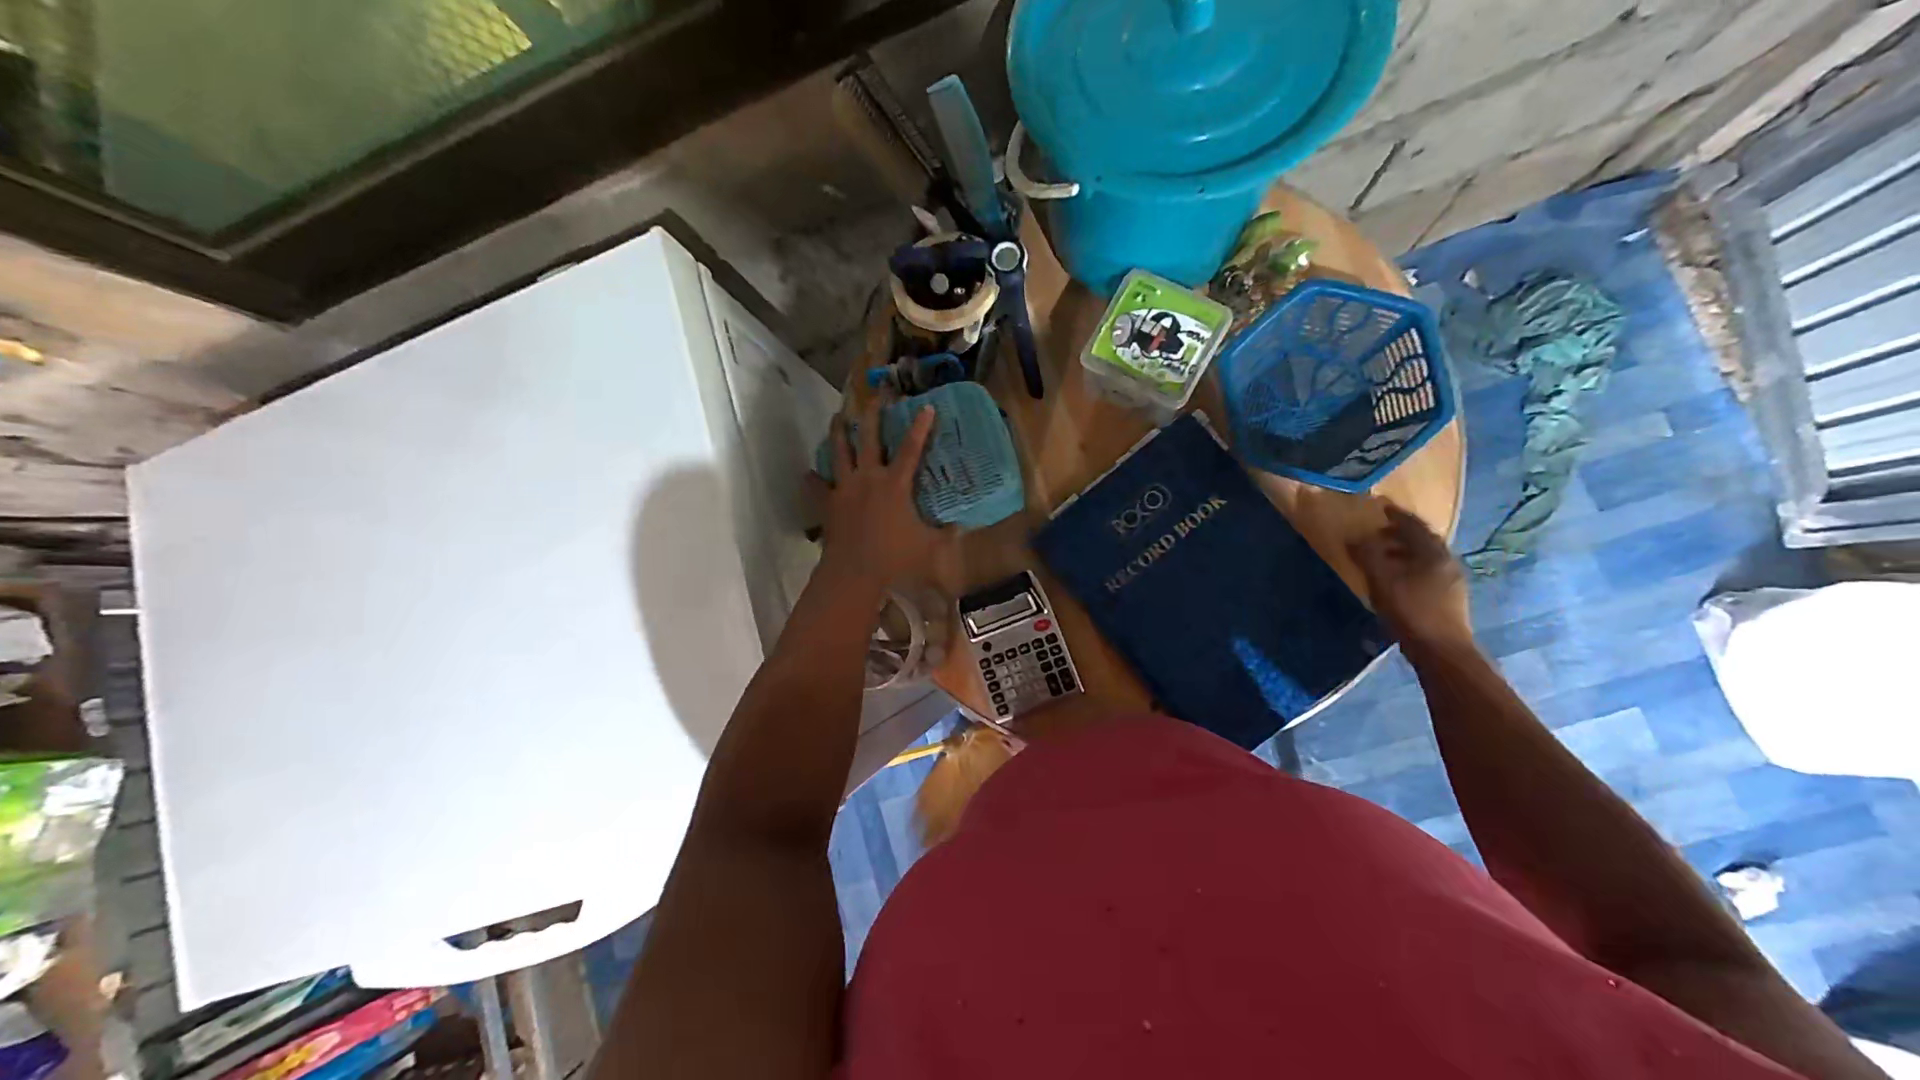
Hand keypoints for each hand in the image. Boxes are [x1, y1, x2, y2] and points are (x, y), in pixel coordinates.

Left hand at [817, 396, 951, 588]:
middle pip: (870, 439)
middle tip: (875, 395)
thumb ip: (946, 536)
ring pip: (840, 453)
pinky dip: (813, 479)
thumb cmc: (895, 559)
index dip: (920, 427)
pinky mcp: (828, 504)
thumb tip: (962, 529)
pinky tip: (809, 472)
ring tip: (837, 417)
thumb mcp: (928, 548)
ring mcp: (844, 489)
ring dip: (839, 433)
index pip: (912, 449)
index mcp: (895, 485)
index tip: (925, 407)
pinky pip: (817, 487)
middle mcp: (868, 479)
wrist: (853, 573)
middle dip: (873, 415)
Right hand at [1349, 500, 1473, 653]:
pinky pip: (1428, 572)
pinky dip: (1410, 567)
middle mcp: (1447, 562)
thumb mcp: (1381, 580)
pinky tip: (1396, 579)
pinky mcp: (1450, 598)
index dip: (1396, 515)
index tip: (1380, 508)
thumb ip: (1367, 555)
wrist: (1442, 651)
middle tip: (1377, 533)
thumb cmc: (1410, 611)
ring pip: (1425, 558)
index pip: (1414, 525)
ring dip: (1404, 552)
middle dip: (1399, 534)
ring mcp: (1452, 581)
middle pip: (1422, 540)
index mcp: (1433, 553)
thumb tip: (1354, 537)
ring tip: (1382, 556)